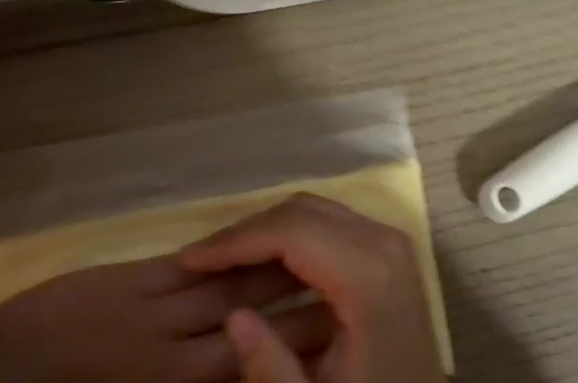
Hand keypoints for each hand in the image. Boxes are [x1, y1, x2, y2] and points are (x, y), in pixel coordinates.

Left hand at [0, 255, 328, 382]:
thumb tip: (233, 365)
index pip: (246, 367)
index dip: (289, 350)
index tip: (331, 331)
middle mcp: (177, 355)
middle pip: (251, 327)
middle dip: (298, 310)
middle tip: (342, 291)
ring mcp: (157, 312)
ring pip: (230, 289)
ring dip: (274, 274)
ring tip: (315, 258)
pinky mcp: (135, 279)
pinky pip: (190, 265)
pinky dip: (224, 254)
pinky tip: (253, 239)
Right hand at [179, 194, 444, 382]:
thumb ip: (271, 369)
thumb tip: (234, 316)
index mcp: (369, 276)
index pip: (290, 230)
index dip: (235, 240)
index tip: (187, 259)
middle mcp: (385, 243)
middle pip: (301, 211)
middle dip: (246, 231)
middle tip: (199, 261)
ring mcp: (391, 243)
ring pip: (315, 211)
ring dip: (266, 231)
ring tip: (221, 263)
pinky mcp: (390, 252)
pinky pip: (332, 225)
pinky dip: (292, 237)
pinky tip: (262, 267)